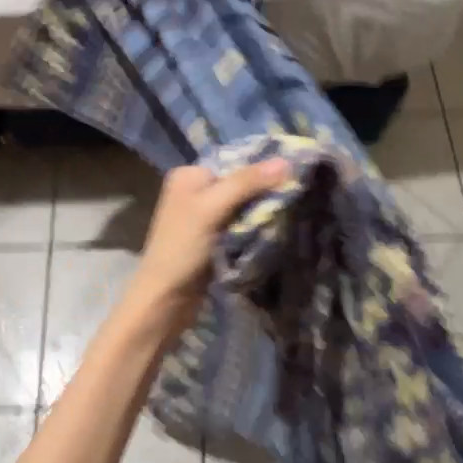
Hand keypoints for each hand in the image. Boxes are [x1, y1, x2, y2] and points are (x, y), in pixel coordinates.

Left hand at [126, 158, 292, 328]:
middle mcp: (195, 190)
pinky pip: (241, 225)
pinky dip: (255, 228)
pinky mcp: (213, 239)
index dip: (263, 167)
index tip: (296, 172)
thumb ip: (246, 183)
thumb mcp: (213, 209)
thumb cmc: (182, 248)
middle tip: (297, 194)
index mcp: (189, 175)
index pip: (234, 161)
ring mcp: (204, 216)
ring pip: (243, 206)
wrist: (165, 300)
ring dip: (262, 212)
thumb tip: (286, 161)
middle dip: (265, 191)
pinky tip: (275, 229)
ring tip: (291, 212)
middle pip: (240, 183)